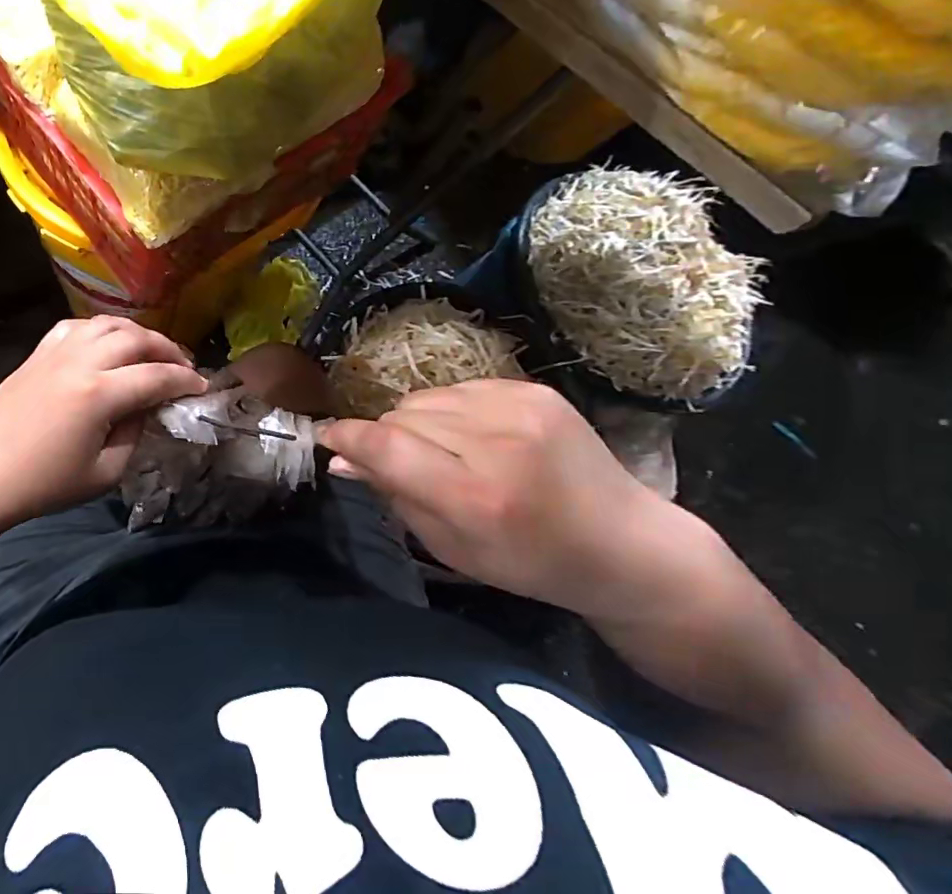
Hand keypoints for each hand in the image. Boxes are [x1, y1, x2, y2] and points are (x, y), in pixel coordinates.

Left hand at [0, 317, 206, 530]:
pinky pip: (76, 327)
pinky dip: (101, 329)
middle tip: (183, 367)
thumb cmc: (40, 485)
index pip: (156, 376)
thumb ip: (134, 436)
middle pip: (136, 339)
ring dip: (137, 333)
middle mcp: (80, 362)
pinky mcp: (36, 354)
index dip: (185, 381)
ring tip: (151, 351)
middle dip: (168, 349)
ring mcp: (55, 353)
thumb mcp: (103, 474)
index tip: (202, 388)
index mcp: (99, 394)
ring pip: (107, 324)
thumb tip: (145, 409)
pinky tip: (107, 344)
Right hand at [319, 380, 714, 615]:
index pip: (388, 446)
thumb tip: (341, 458)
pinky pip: (459, 388)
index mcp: (476, 497)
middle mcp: (497, 442)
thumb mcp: (453, 549)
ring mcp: (520, 407)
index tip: (327, 437)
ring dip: (417, 423)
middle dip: (388, 438)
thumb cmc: (531, 562)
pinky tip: (474, 438)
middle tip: (404, 467)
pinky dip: (451, 412)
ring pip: (426, 398)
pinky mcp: (534, 388)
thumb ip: (395, 497)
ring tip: (443, 454)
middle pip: (402, 417)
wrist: (624, 541)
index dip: (348, 437)